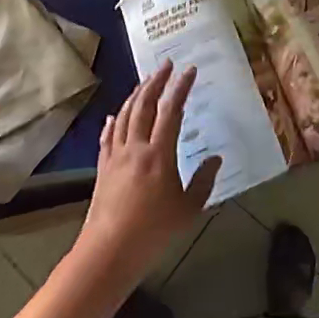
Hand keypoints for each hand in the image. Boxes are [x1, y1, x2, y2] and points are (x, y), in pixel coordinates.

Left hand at [76, 60, 220, 281]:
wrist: (108, 252)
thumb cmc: (153, 232)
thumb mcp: (189, 209)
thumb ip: (203, 181)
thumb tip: (215, 158)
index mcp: (159, 154)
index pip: (171, 111)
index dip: (180, 88)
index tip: (190, 70)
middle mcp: (135, 148)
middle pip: (144, 105)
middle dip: (156, 82)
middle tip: (166, 65)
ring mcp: (116, 157)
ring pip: (125, 116)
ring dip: (136, 95)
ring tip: (146, 82)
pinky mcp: (103, 168)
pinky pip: (108, 137)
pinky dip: (114, 121)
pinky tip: (115, 115)